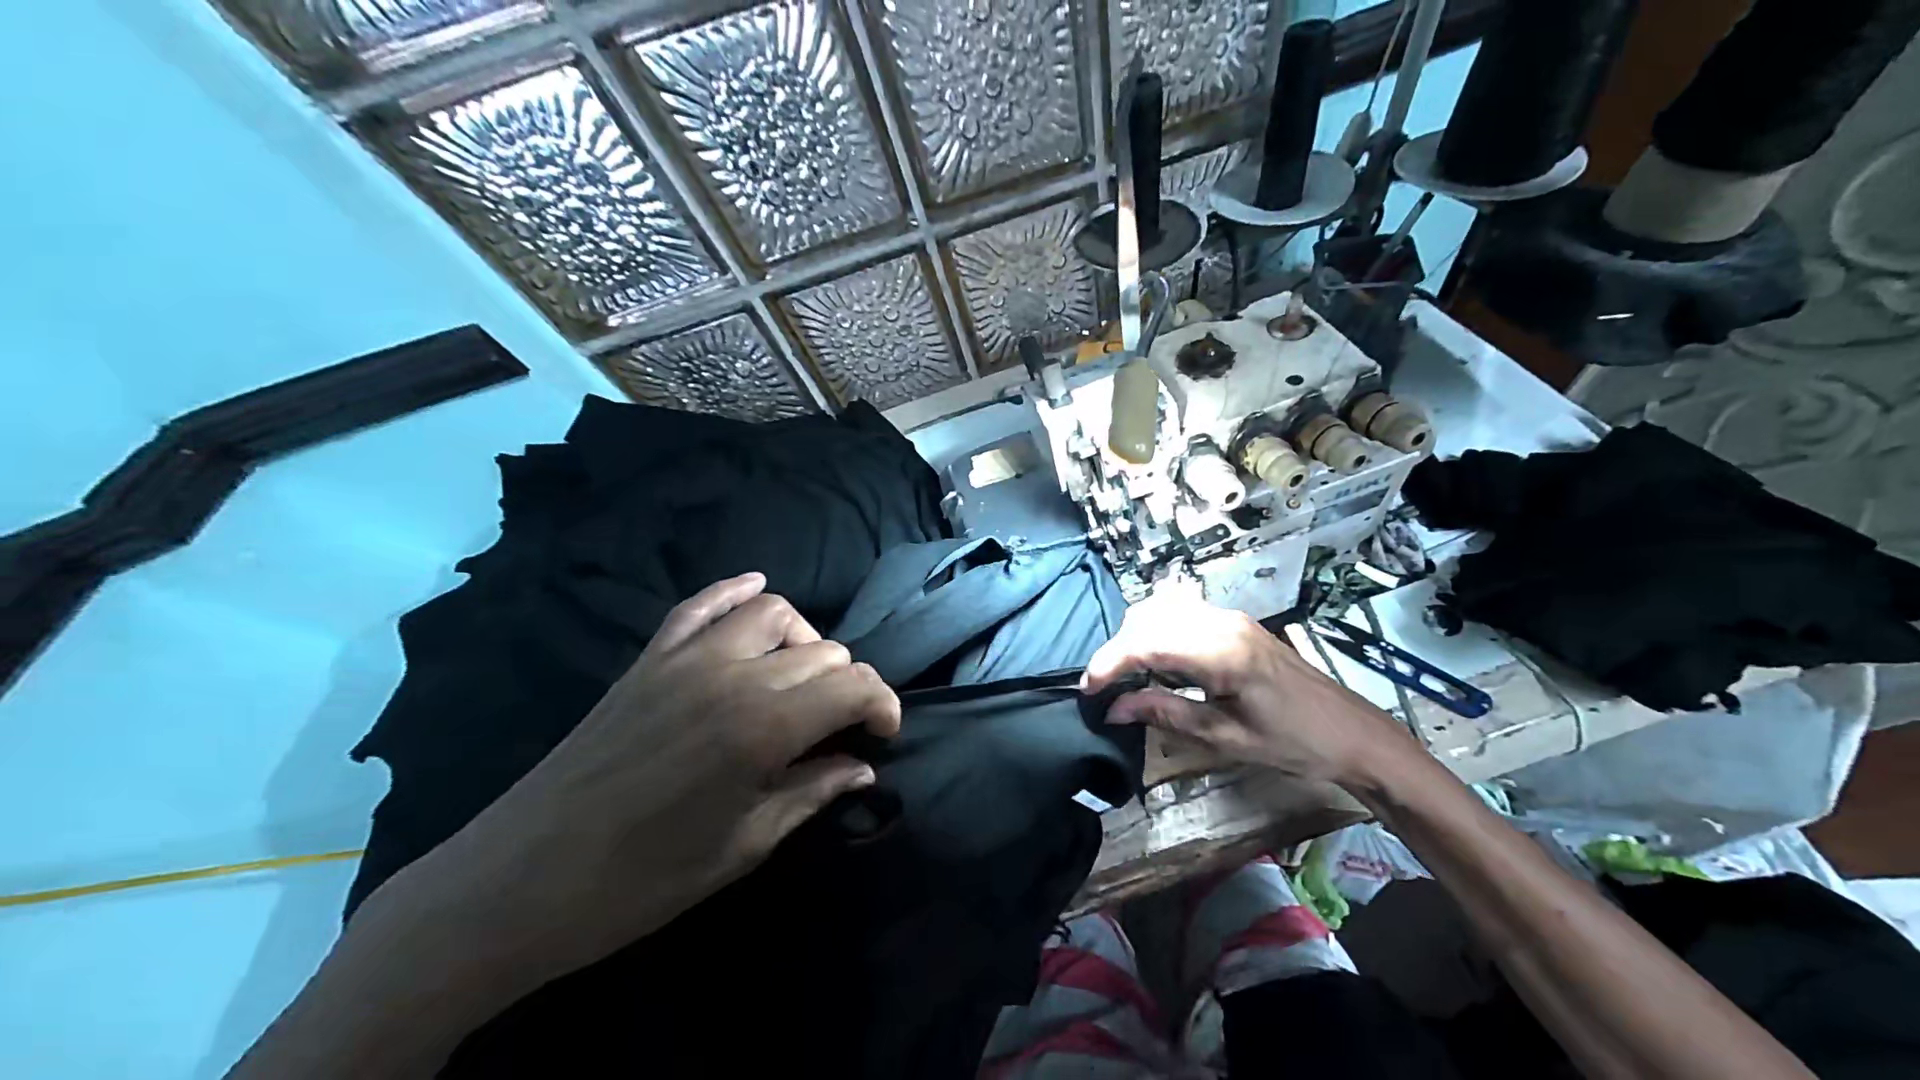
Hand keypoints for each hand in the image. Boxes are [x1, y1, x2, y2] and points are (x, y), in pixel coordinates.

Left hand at [382, 572, 899, 987]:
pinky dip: (734, 592)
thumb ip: (811, 793)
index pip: (852, 686)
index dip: (883, 705)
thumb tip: (862, 767)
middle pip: (821, 650)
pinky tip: (754, 592)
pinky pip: (700, 604)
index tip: (882, 735)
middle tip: (840, 726)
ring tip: (797, 681)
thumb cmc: (641, 881)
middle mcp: (731, 675)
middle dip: (847, 684)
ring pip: (771, 611)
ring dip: (802, 640)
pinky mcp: (649, 658)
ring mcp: (685, 658)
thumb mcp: (743, 847)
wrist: (521, 880)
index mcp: (761, 728)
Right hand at [1081, 591, 1410, 784]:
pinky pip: (1181, 612)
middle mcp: (1221, 622)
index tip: (1088, 692)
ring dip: (1135, 637)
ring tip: (1126, 676)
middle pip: (1147, 619)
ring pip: (1161, 609)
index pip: (1145, 644)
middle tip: (1106, 689)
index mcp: (1220, 651)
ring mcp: (1230, 617)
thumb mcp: (1224, 737)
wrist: (1353, 733)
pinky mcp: (1235, 622)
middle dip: (1117, 651)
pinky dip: (1156, 630)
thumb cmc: (1293, 743)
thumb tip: (1113, 707)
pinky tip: (1155, 658)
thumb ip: (1164, 713)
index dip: (1109, 665)